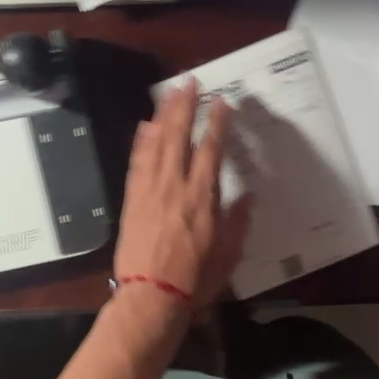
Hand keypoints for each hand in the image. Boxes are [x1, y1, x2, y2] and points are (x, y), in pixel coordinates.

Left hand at [114, 78, 251, 309]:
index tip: (222, 102)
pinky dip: (141, 141)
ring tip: (169, 93)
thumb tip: (248, 197)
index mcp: (203, 198)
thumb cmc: (195, 280)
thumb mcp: (228, 254)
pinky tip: (145, 127)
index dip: (217, 122)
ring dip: (162, 115)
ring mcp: (149, 190)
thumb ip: (237, 222)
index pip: (211, 149)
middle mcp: (175, 186)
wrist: (150, 297)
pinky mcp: (131, 200)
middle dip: (185, 106)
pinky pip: (137, 162)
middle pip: (178, 135)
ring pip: (155, 143)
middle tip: (190, 81)